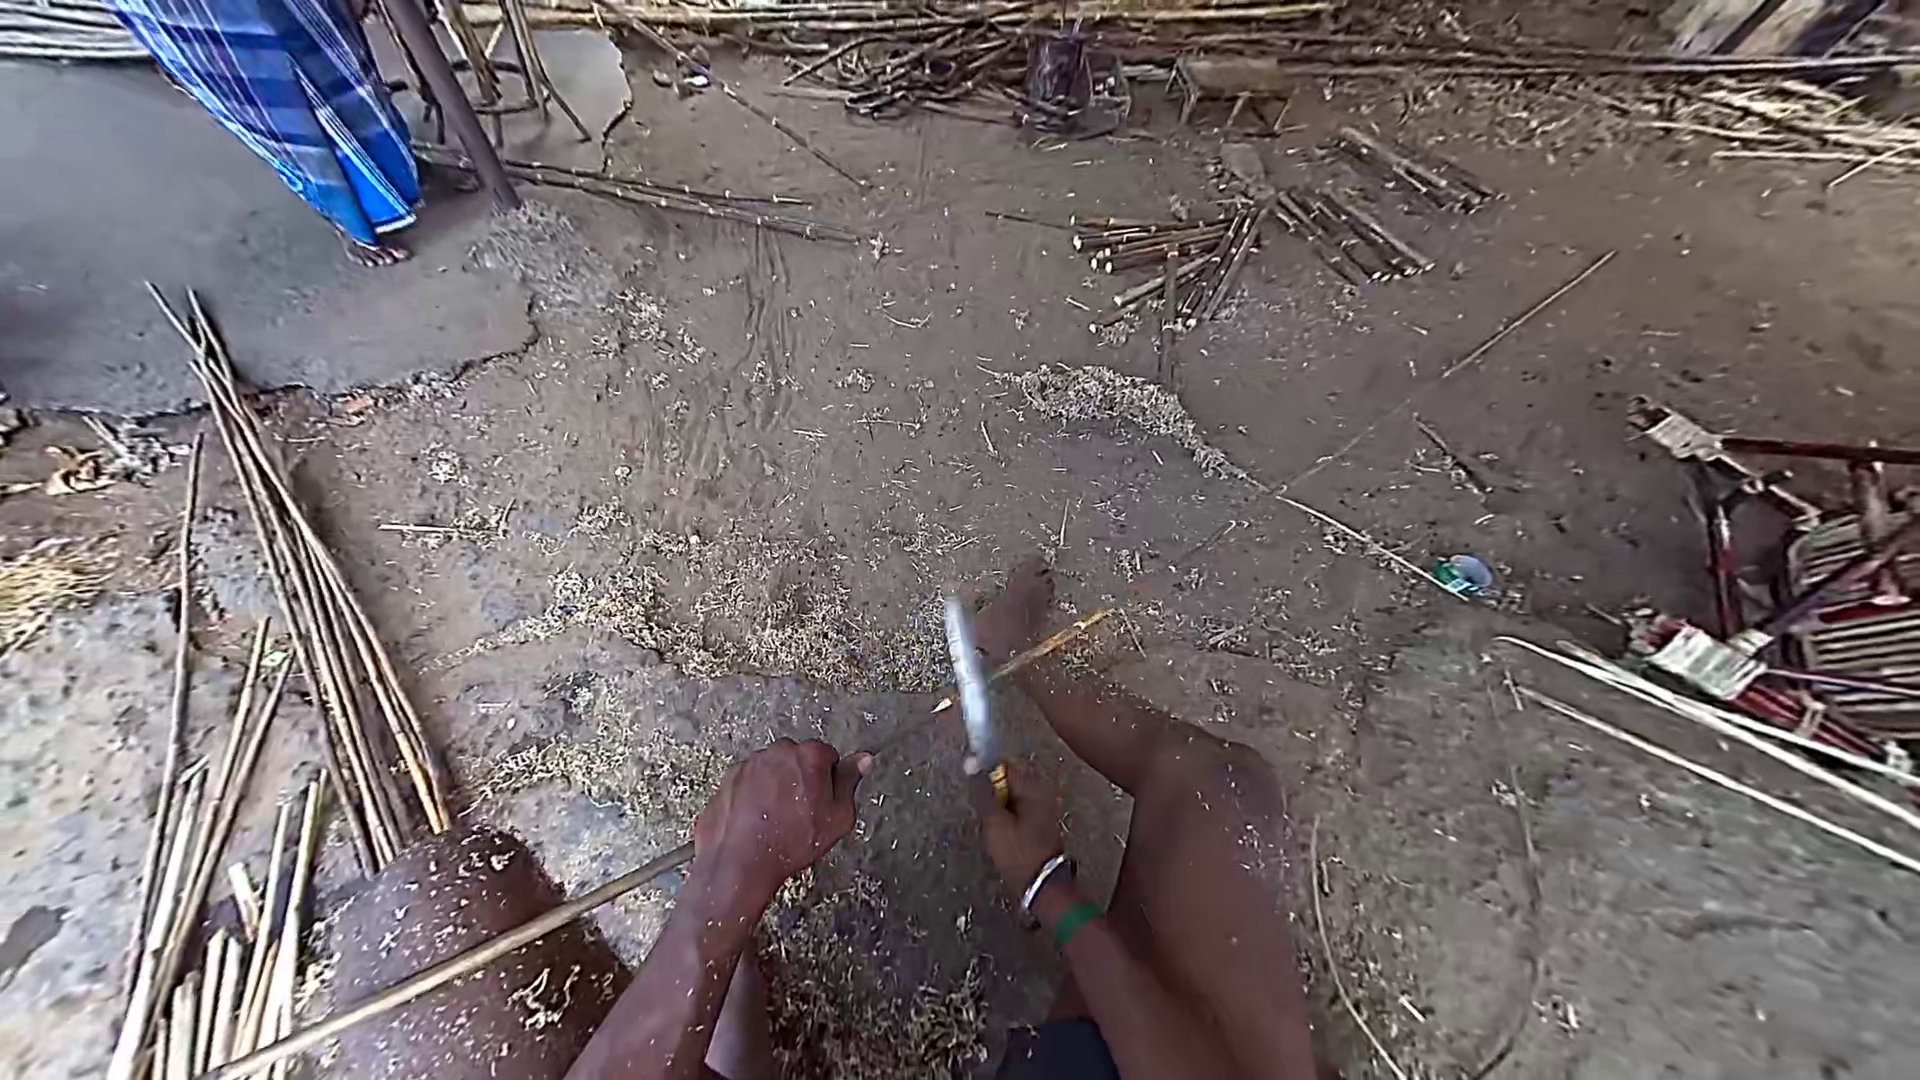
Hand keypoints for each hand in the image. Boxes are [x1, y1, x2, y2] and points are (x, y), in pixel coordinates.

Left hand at [693, 739, 871, 914]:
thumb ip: (850, 782)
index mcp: (810, 756)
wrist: (740, 864)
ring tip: (775, 819)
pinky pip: (747, 782)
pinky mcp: (730, 778)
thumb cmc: (790, 842)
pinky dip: (751, 795)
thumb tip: (863, 759)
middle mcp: (779, 752)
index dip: (827, 780)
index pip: (827, 756)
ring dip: (774, 785)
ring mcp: (751, 763)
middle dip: (800, 778)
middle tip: (799, 811)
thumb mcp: (837, 818)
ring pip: (771, 769)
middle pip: (797, 759)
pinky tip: (754, 820)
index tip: (821, 800)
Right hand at [973, 764, 1064, 902]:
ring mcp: (1045, 807)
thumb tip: (974, 767)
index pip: (1006, 765)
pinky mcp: (1042, 821)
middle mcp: (1042, 792)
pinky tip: (1003, 829)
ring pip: (1016, 794)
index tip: (977, 788)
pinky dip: (1010, 813)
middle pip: (1012, 778)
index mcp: (1033, 787)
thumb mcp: (994, 821)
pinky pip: (1022, 806)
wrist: (1041, 884)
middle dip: (995, 789)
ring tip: (993, 821)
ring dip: (1002, 802)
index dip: (988, 773)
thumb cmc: (1017, 852)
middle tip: (985, 808)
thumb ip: (984, 793)